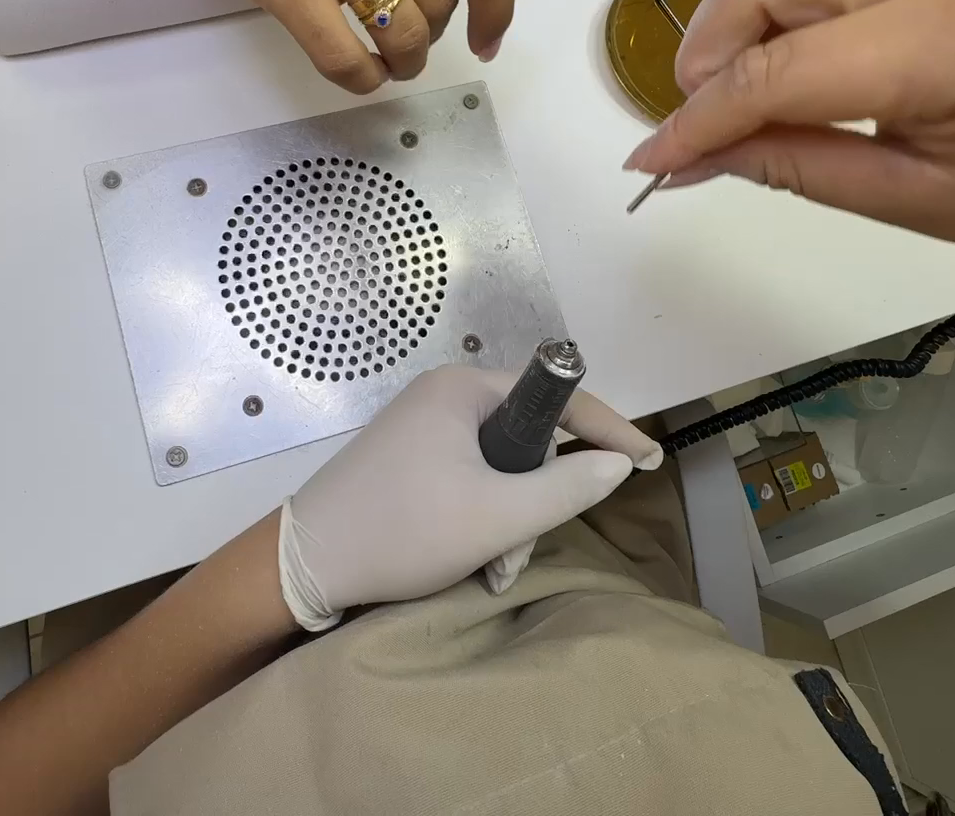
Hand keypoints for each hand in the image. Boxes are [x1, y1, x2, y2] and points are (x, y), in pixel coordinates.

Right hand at [120, 0, 549, 93]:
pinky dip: (364, 78)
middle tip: (414, 21)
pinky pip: (342, 58)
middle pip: (442, 2)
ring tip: (395, 52)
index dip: (499, 13)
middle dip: (436, 28)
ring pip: (401, 35)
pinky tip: (367, 69)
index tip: (489, 40)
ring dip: (406, 59)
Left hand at [278, 365, 660, 630]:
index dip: (607, 430)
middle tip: (517, 550)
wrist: (306, 561)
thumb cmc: (404, 529)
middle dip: (535, 499)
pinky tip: (469, 556)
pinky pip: (468, 475)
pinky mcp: (408, 456)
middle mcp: (444, 396)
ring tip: (488, 565)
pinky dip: (480, 514)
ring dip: (507, 518)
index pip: (556, 398)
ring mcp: (422, 426)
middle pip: (526, 439)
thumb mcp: (497, 516)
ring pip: (497, 466)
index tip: (648, 462)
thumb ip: (567, 488)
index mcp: (464, 389)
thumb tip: (618, 464)